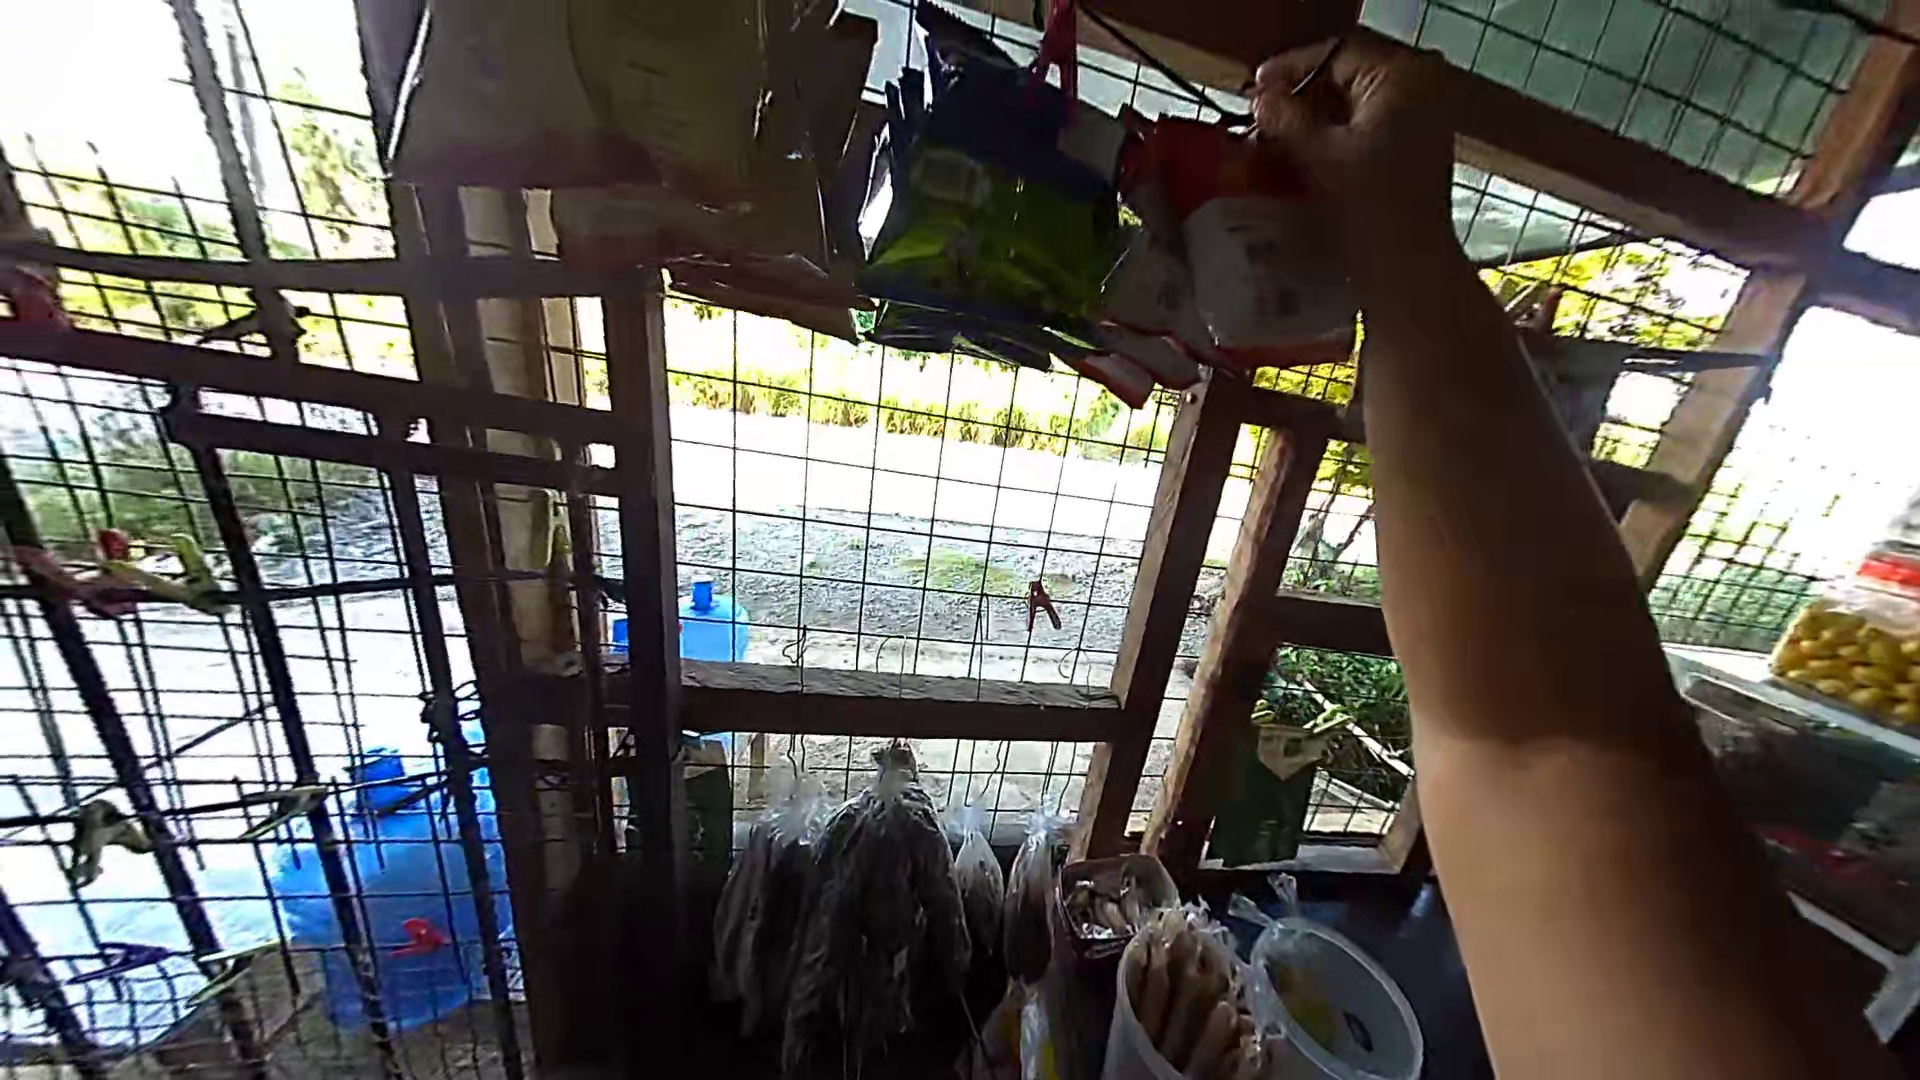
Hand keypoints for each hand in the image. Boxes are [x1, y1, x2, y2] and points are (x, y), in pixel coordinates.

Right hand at [1253, 30, 1457, 286]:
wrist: (1404, 262)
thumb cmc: (1369, 208)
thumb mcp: (1323, 159)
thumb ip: (1289, 123)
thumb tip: (1260, 97)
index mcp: (1405, 76)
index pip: (1341, 51)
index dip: (1293, 65)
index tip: (1254, 85)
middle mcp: (1419, 86)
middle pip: (1348, 74)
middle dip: (1300, 94)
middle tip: (1259, 113)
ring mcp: (1417, 117)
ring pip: (1352, 104)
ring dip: (1310, 118)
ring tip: (1271, 137)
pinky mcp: (1407, 147)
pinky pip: (1361, 128)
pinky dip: (1328, 137)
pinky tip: (1298, 154)